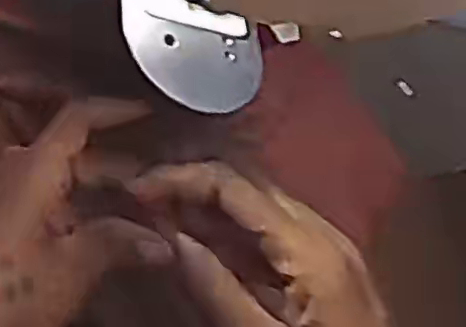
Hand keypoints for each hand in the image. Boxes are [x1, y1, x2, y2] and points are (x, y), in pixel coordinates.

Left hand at [0, 99, 175, 326]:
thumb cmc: (9, 284)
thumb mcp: (69, 268)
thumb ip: (113, 244)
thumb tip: (162, 240)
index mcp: (33, 164)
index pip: (76, 118)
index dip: (112, 109)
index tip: (146, 110)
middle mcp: (16, 164)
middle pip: (73, 149)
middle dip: (116, 162)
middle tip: (159, 176)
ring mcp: (2, 185)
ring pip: (59, 172)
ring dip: (96, 184)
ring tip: (139, 203)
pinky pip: (43, 191)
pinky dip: (74, 200)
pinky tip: (96, 224)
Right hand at [130, 162, 387, 326]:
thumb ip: (217, 290)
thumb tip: (168, 237)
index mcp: (311, 244)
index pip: (229, 179)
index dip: (175, 176)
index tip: (136, 188)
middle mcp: (322, 229)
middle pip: (241, 176)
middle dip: (187, 180)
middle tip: (144, 195)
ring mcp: (329, 244)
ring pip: (251, 195)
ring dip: (203, 201)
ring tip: (162, 214)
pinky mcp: (327, 263)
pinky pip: (266, 223)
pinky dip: (227, 224)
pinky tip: (199, 238)